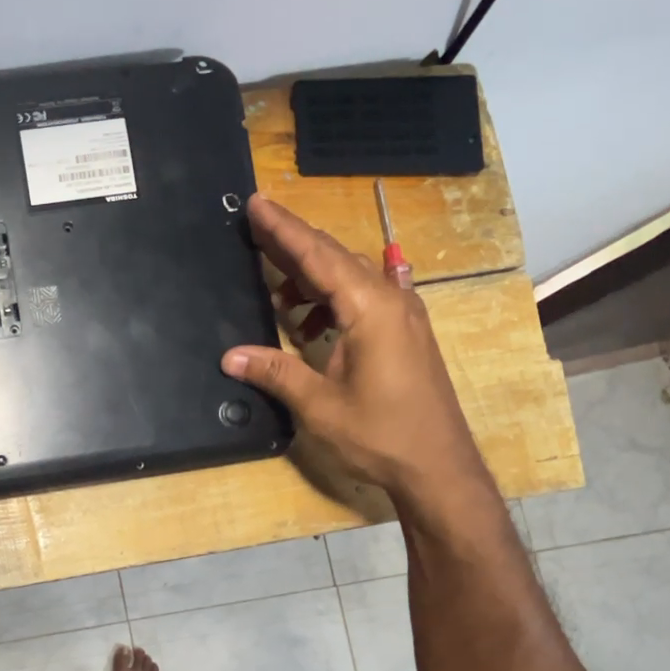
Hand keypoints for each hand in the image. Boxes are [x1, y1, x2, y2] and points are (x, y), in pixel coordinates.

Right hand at [221, 195, 492, 508]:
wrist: (439, 467)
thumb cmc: (380, 435)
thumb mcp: (320, 406)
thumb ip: (276, 373)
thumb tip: (231, 356)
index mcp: (370, 310)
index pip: (318, 256)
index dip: (283, 229)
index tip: (257, 203)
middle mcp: (391, 301)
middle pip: (336, 258)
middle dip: (294, 244)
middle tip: (256, 228)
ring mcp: (403, 317)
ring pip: (351, 278)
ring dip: (311, 279)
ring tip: (276, 292)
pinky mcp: (405, 335)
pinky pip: (364, 299)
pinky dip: (331, 302)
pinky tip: (309, 327)